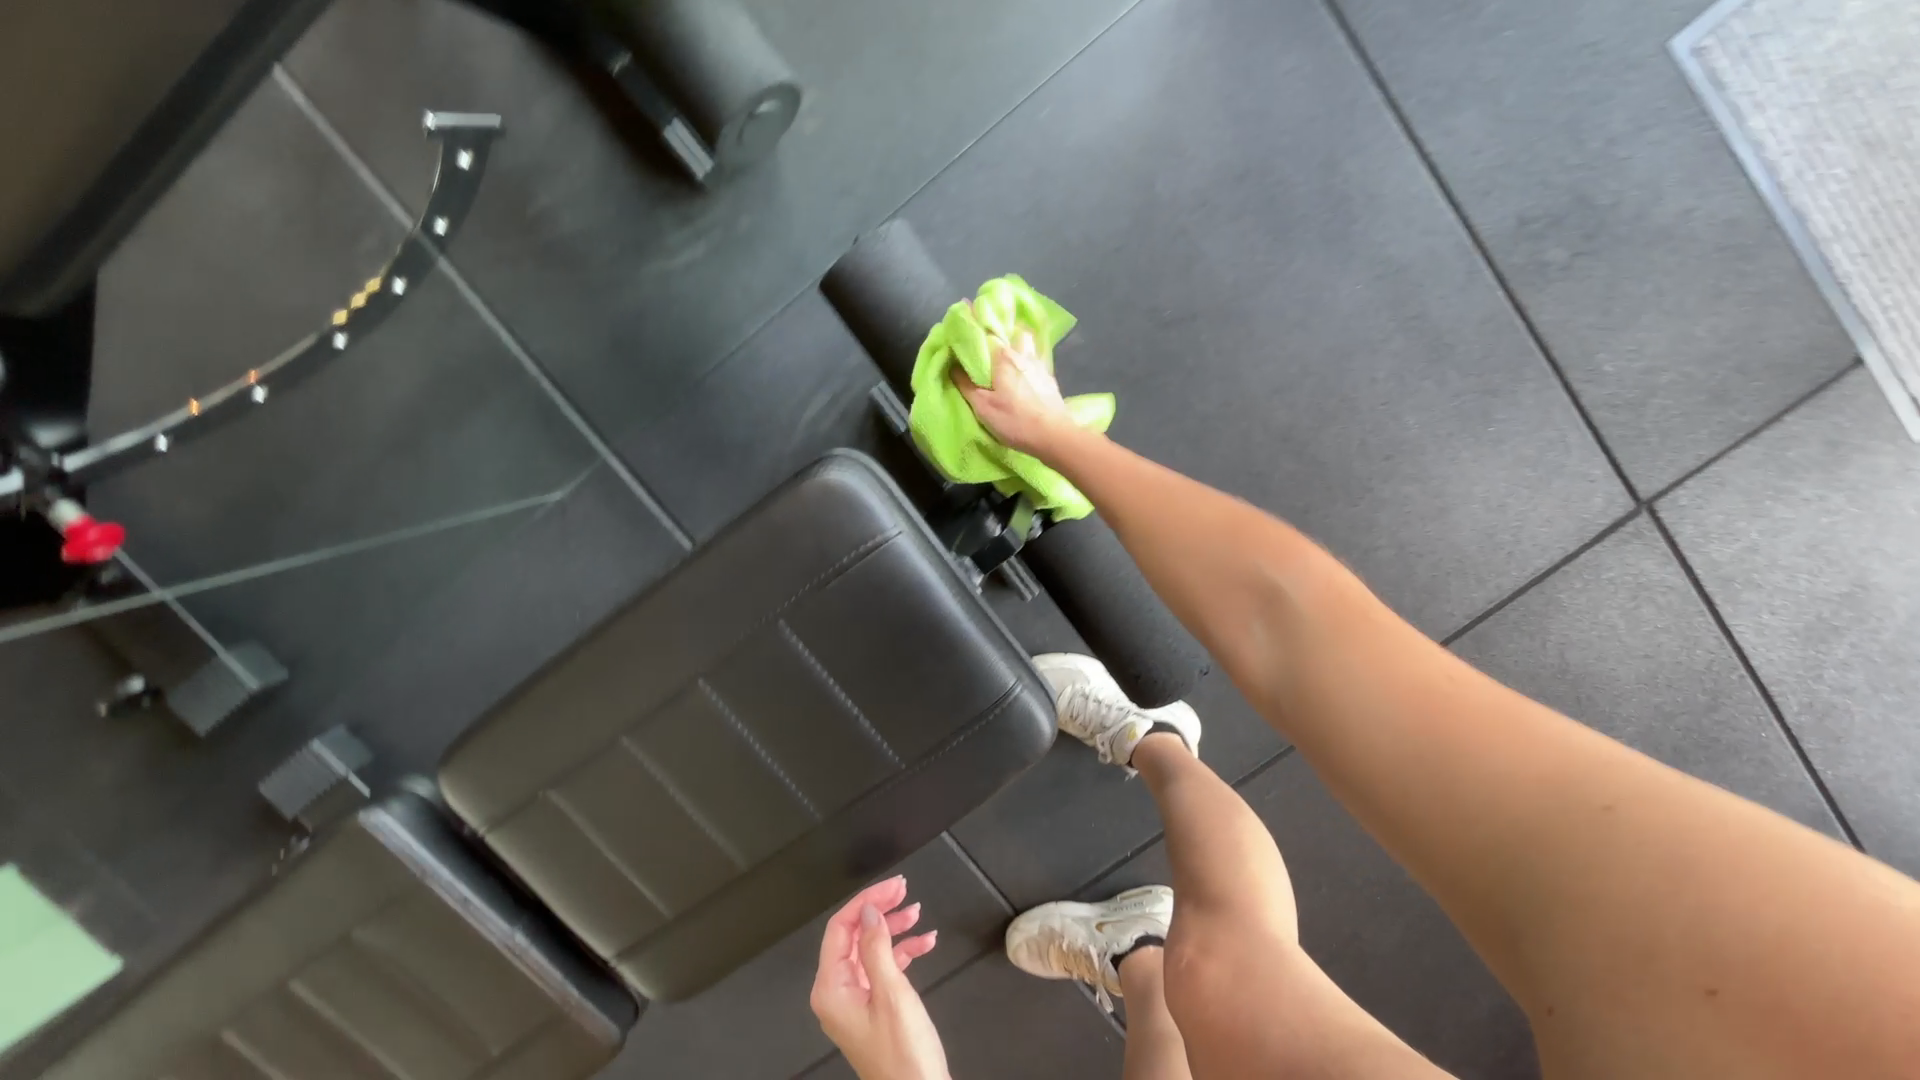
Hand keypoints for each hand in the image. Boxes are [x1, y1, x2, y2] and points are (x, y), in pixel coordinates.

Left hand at [811, 877, 948, 1079]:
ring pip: (869, 949)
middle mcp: (836, 992)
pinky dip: (903, 952)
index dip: (866, 902)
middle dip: (880, 911)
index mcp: (831, 989)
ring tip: (919, 913)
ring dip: (894, 929)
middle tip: (906, 891)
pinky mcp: (872, 1009)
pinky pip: (882, 969)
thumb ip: (877, 948)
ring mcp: (853, 1001)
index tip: (895, 886)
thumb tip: (869, 911)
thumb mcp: (892, 994)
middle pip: (853, 936)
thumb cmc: (904, 1051)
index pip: (840, 928)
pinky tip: (926, 942)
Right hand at [952, 329, 1072, 456]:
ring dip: (1019, 348)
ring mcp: (1041, 366)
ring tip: (1008, 362)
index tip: (971, 341)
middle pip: (1014, 334)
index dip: (978, 334)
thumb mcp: (983, 406)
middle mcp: (1024, 355)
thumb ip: (966, 384)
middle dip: (1004, 336)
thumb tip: (953, 366)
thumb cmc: (1015, 420)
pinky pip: (1037, 363)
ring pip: (1029, 347)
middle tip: (992, 349)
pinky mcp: (1050, 380)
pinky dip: (1029, 364)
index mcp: (1005, 356)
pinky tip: (1025, 378)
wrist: (1054, 435)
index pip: (989, 334)